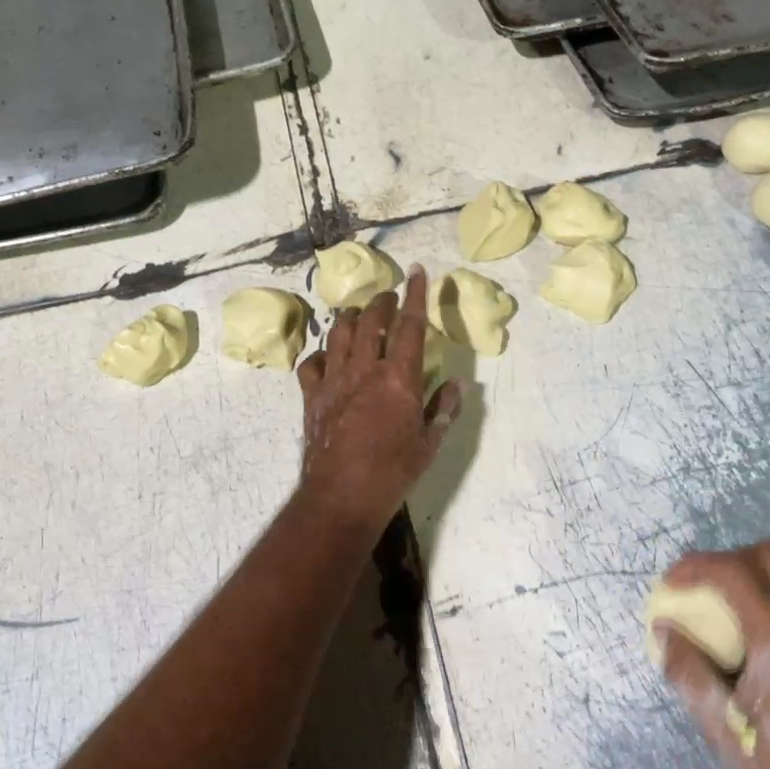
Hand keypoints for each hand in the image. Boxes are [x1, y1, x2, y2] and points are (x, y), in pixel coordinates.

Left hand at [296, 264, 463, 531]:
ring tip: (360, 315)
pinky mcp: (312, 396)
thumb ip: (444, 409)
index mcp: (399, 377)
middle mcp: (365, 369)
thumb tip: (458, 384)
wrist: (342, 496)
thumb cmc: (393, 472)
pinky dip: (322, 354)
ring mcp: (334, 380)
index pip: (410, 325)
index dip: (415, 295)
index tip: (416, 272)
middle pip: (370, 320)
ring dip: (352, 318)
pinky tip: (329, 357)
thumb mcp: (429, 443)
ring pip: (339, 332)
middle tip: (388, 298)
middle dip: (381, 301)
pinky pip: (312, 363)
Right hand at [656, 542, 769, 768]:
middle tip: (702, 584)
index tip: (671, 582)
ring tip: (728, 595)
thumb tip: (663, 628)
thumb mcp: (723, 731)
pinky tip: (757, 619)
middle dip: (728, 557)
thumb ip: (689, 673)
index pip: (736, 574)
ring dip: (757, 566)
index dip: (697, 566)